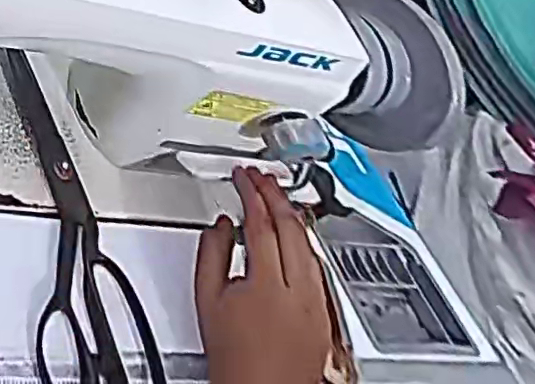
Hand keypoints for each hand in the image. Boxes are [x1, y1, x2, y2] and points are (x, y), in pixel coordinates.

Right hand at [196, 166, 331, 383]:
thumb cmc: (234, 357)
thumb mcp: (207, 297)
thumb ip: (212, 251)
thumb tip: (222, 224)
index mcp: (268, 285)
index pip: (262, 224)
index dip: (251, 193)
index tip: (242, 177)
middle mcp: (301, 294)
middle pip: (292, 230)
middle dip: (275, 195)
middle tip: (259, 177)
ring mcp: (319, 307)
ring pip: (310, 247)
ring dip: (292, 215)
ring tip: (275, 195)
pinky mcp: (327, 318)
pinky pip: (317, 267)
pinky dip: (303, 241)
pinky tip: (293, 232)